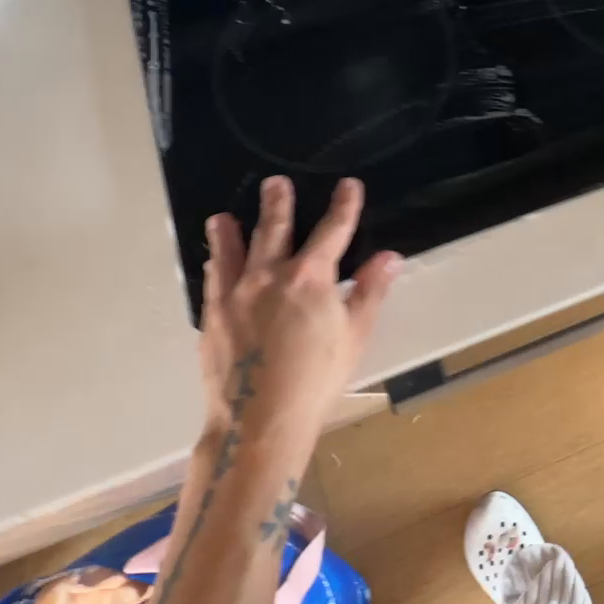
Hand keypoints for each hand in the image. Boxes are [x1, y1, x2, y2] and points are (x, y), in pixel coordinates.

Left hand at [198, 176, 399, 458]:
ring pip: (234, 250)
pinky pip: (213, 279)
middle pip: (276, 229)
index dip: (344, 206)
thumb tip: (389, 256)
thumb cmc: (318, 379)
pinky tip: (213, 258)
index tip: (348, 185)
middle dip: (279, 203)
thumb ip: (369, 291)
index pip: (333, 231)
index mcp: (311, 277)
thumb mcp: (355, 334)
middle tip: (275, 182)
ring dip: (232, 230)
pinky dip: (216, 263)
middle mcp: (270, 275)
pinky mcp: (213, 316)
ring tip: (224, 216)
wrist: (259, 421)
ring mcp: (236, 294)